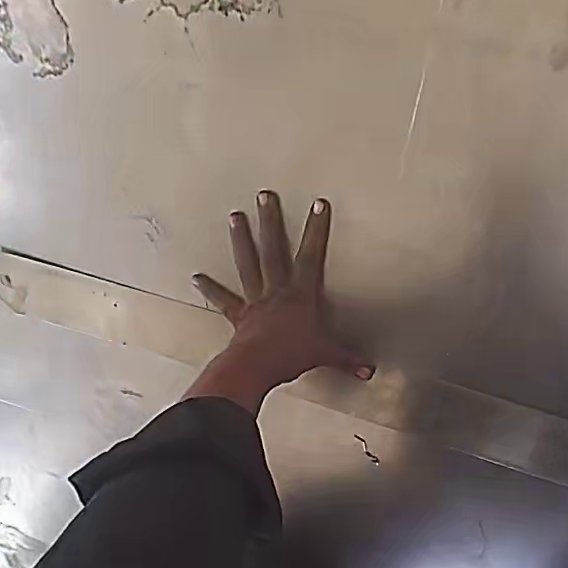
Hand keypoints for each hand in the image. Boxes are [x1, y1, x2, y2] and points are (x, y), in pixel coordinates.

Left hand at [184, 190, 373, 413]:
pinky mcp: (239, 316)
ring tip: (235, 216)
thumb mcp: (325, 355)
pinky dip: (210, 290)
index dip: (316, 230)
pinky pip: (224, 300)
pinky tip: (197, 278)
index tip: (318, 204)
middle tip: (264, 196)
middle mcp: (276, 292)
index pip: (311, 256)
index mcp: (300, 295)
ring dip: (241, 240)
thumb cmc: (291, 357)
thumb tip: (370, 371)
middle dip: (270, 222)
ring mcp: (255, 301)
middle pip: (273, 250)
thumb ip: (347, 359)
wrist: (257, 366)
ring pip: (248, 264)